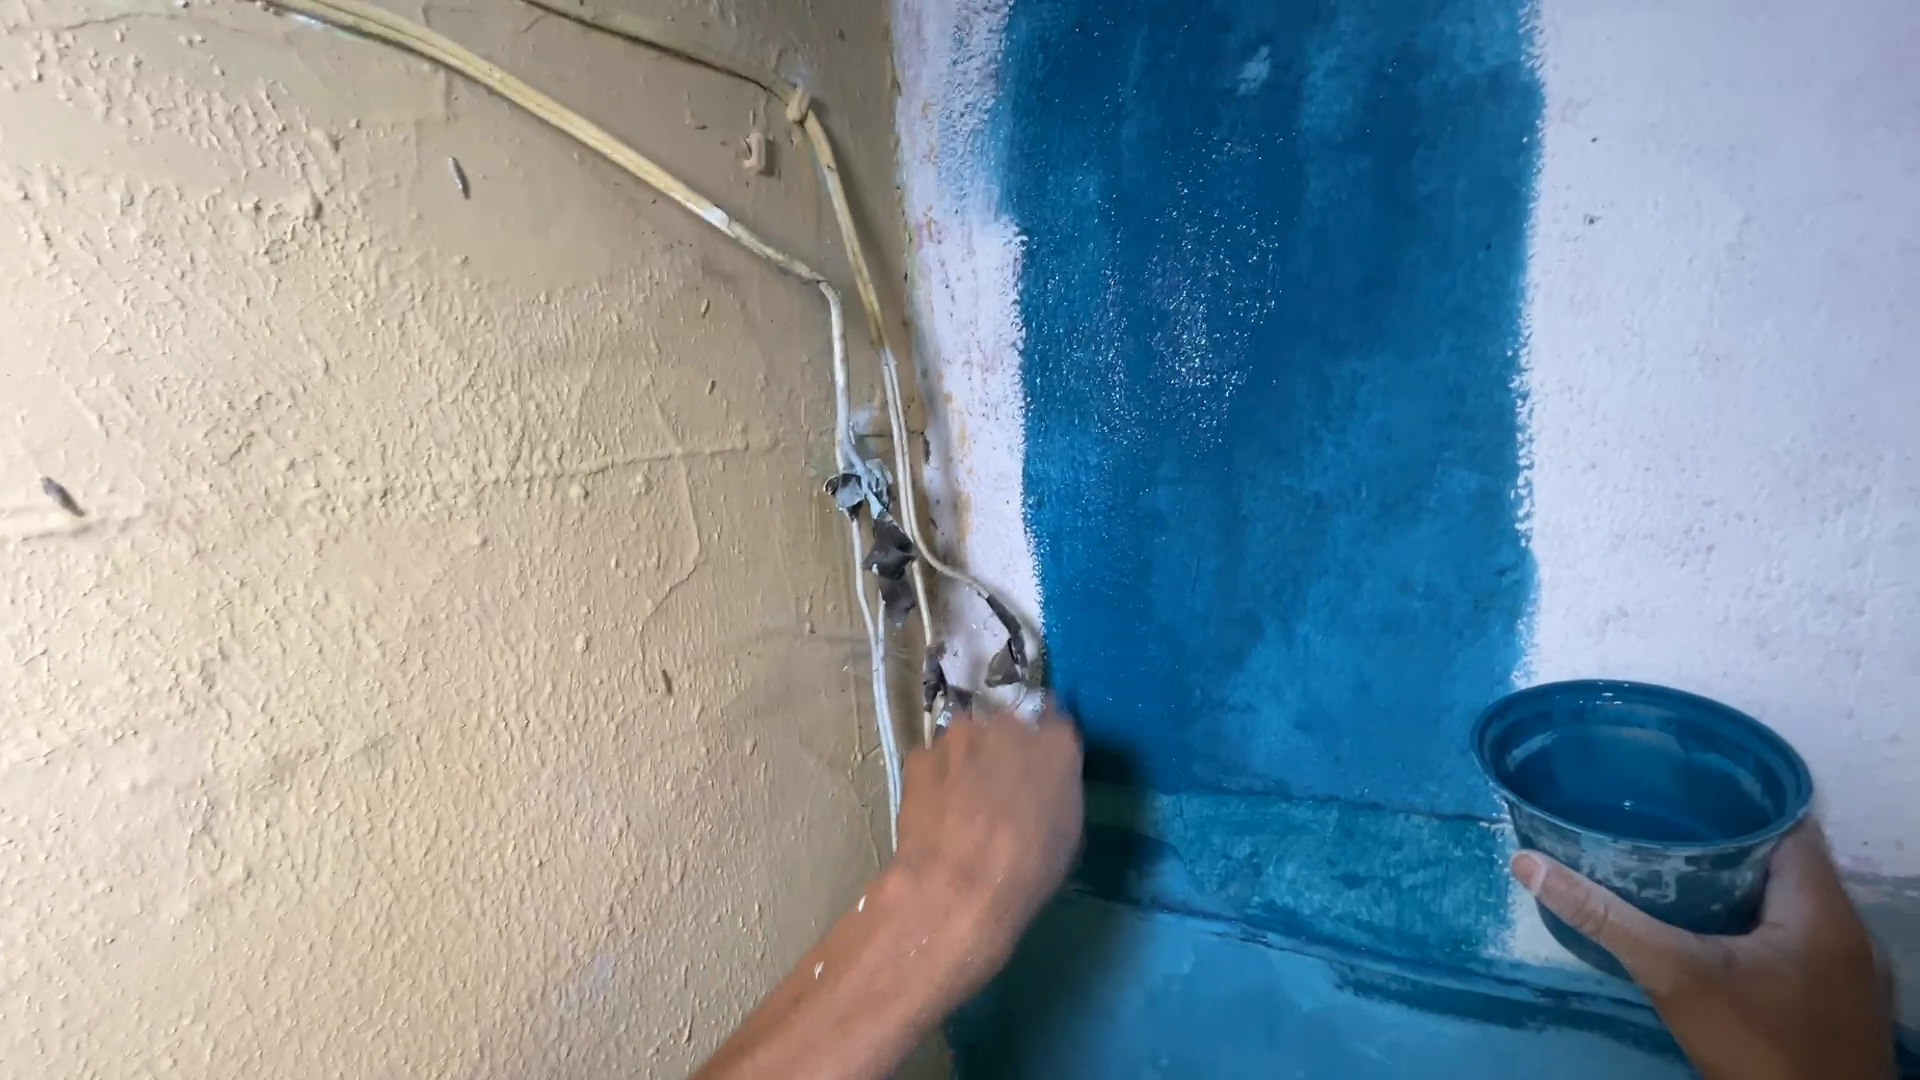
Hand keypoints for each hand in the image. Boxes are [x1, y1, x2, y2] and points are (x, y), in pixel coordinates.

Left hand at [886, 703, 1083, 978]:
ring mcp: (959, 735)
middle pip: (1008, 726)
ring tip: (962, 798)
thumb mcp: (1067, 831)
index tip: (1040, 763)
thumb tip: (1045, 781)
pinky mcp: (922, 753)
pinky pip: (933, 759)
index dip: (1046, 744)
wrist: (957, 885)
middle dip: (1004, 748)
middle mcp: (1008, 725)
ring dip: (968, 758)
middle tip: (999, 785)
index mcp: (1055, 743)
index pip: (1056, 724)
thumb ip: (1058, 788)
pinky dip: (935, 776)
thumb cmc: (1028, 868)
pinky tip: (935, 808)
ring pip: (967, 737)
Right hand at [1511, 823, 1894, 1079]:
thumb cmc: (1759, 1044)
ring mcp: (1839, 968)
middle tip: (1645, 808)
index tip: (1672, 775)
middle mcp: (1843, 930)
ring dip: (1726, 870)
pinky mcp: (1824, 995)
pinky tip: (1689, 913)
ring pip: (1779, 894)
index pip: (1787, 822)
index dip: (1734, 792)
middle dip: (1715, 829)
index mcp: (1822, 910)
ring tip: (1657, 850)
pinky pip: (1780, 926)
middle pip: (1780, 856)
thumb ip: (1600, 914)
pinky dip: (1737, 907)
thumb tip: (1524, 861)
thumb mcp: (1670, 971)